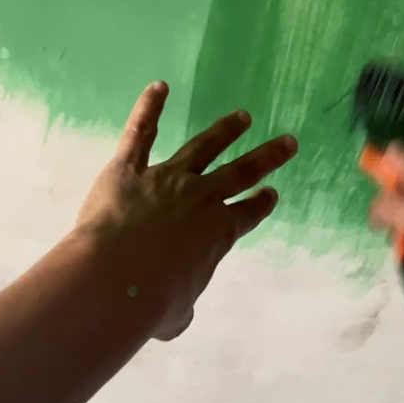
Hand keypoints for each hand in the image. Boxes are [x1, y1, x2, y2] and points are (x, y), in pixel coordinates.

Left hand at [76, 82, 297, 339]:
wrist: (116, 280)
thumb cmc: (149, 304)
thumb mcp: (175, 315)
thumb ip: (180, 308)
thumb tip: (176, 315)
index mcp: (217, 233)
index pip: (247, 215)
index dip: (260, 204)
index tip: (271, 194)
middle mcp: (200, 199)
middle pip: (240, 173)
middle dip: (267, 158)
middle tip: (287, 142)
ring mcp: (167, 179)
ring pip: (202, 148)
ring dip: (224, 131)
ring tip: (242, 116)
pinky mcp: (129, 169)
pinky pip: (140, 133)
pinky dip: (149, 108)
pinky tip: (158, 87)